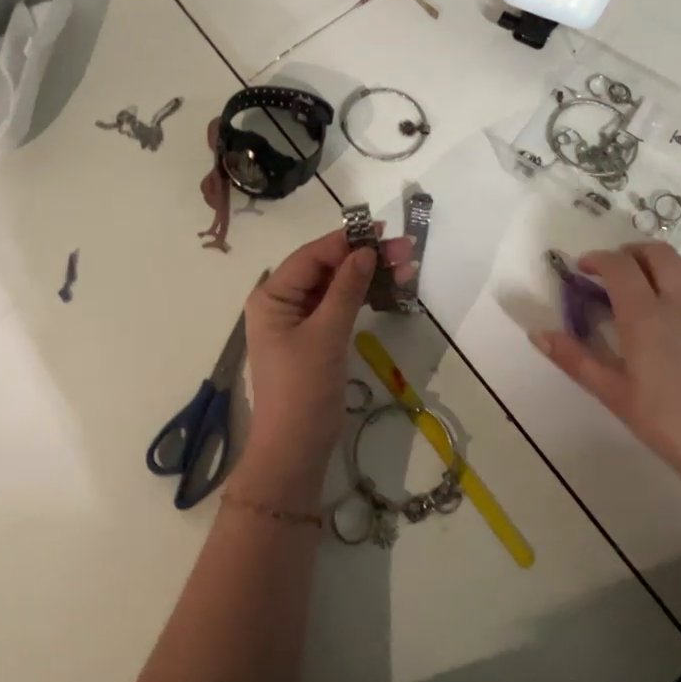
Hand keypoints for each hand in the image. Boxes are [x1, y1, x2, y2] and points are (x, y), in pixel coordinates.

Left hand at [242, 226, 414, 471]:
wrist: (295, 450)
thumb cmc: (303, 390)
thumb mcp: (326, 335)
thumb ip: (346, 290)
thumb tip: (365, 251)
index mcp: (272, 297)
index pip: (311, 256)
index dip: (346, 241)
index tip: (383, 231)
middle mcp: (282, 303)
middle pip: (326, 268)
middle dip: (364, 257)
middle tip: (406, 249)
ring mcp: (299, 322)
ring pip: (337, 286)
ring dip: (369, 276)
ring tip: (408, 266)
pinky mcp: (315, 339)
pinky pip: (340, 307)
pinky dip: (364, 297)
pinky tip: (391, 288)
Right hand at [531, 242, 680, 507]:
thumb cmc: (667, 424)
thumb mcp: (612, 394)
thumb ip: (574, 359)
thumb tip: (537, 333)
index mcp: (644, 315)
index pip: (619, 265)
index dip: (598, 259)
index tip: (584, 268)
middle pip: (658, 253)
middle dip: (632, 253)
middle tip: (617, 272)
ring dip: (668, 265)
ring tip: (654, 284)